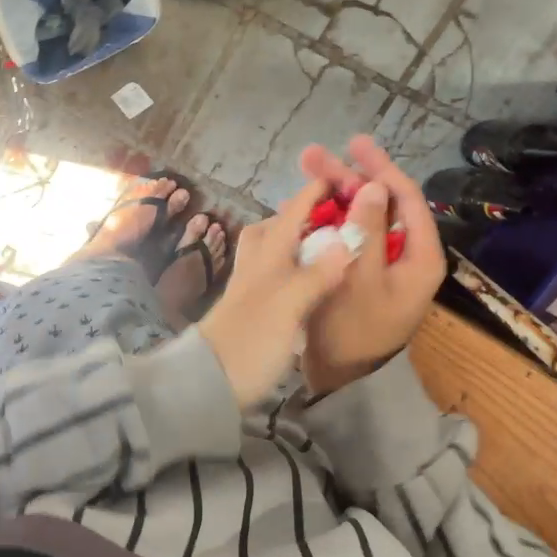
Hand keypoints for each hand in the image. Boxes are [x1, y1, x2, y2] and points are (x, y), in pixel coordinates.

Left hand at [196, 179, 353, 406]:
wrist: (208, 382)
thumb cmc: (249, 342)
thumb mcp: (287, 305)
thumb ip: (317, 272)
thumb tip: (347, 237)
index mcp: (265, 259)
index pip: (289, 215)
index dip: (311, 194)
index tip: (336, 174)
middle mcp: (255, 268)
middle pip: (273, 230)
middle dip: (299, 216)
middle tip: (333, 212)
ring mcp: (249, 292)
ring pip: (270, 254)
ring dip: (294, 242)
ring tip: (324, 244)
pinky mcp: (250, 314)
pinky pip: (274, 278)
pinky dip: (291, 270)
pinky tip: (305, 282)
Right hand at [295, 136, 446, 394]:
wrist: (340, 377)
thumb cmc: (354, 329)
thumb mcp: (361, 279)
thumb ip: (369, 231)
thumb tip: (374, 186)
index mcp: (420, 257)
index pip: (405, 200)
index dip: (380, 168)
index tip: (354, 144)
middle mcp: (405, 256)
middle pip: (380, 206)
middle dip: (347, 179)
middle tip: (311, 157)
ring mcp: (382, 267)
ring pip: (361, 220)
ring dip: (333, 198)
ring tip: (302, 178)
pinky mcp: (360, 277)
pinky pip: (347, 238)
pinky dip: (327, 222)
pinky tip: (304, 210)